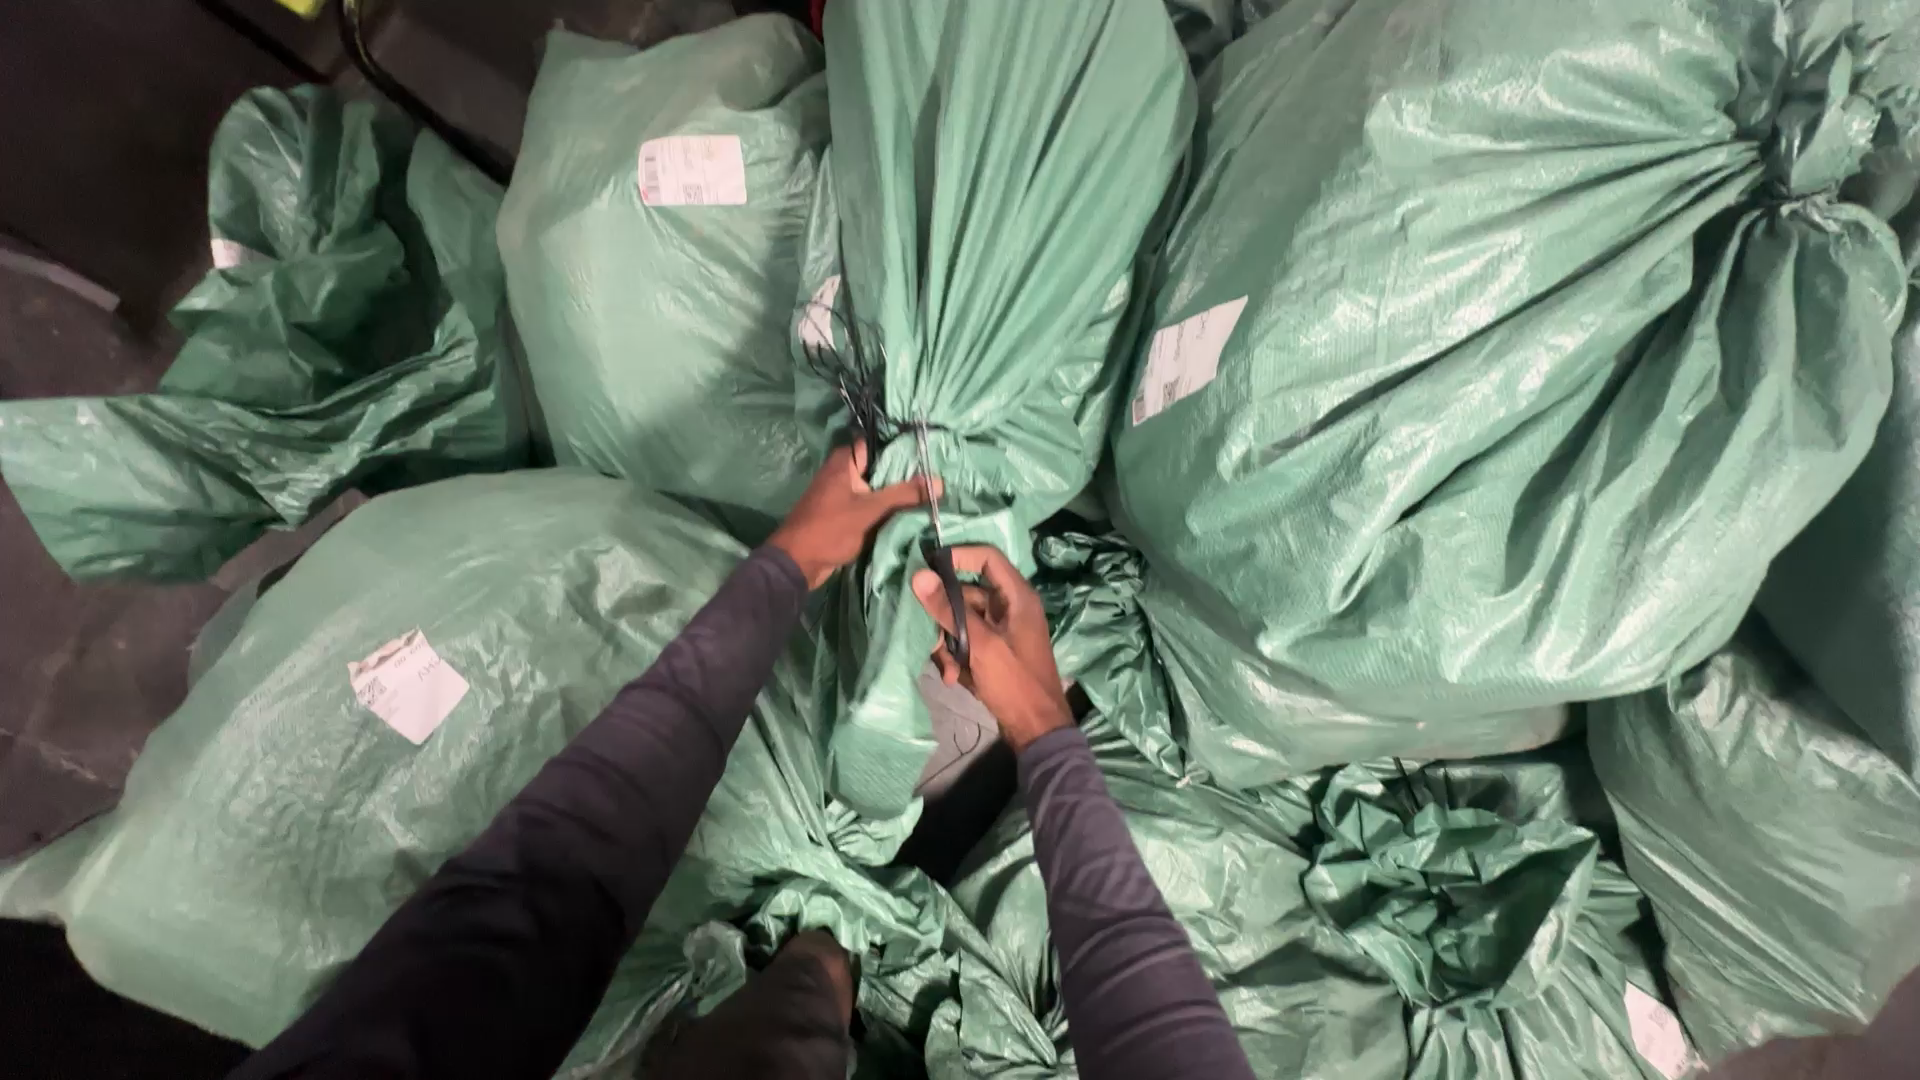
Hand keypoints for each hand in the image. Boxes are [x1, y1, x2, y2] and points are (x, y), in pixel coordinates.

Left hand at [769, 441, 937, 588]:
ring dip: (895, 495)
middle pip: (880, 468)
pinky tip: (908, 514)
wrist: (798, 563)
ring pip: (875, 489)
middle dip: (904, 474)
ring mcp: (842, 494)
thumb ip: (903, 495)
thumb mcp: (870, 510)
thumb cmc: (830, 528)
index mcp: (845, 462)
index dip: (901, 448)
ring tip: (929, 494)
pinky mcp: (843, 514)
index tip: (927, 454)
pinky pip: (869, 506)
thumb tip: (939, 482)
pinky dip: (884, 510)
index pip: (878, 444)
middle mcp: (843, 473)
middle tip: (934, 477)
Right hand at [912, 545, 1072, 752]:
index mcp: (1017, 597)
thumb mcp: (979, 644)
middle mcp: (1010, 607)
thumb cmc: (1014, 681)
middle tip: (931, 635)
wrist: (1036, 729)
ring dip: (948, 642)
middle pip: (966, 592)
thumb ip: (949, 609)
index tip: (928, 566)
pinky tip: (952, 676)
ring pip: (961, 620)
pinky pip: (966, 640)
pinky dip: (956, 656)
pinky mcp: (993, 650)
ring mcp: (1001, 629)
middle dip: (944, 616)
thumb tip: (920, 575)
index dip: (958, 556)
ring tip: (947, 667)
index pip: (986, 557)